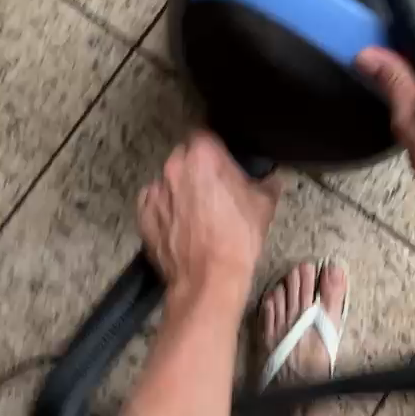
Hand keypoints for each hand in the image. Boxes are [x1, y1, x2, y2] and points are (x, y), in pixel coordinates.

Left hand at [137, 130, 284, 306]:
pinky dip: (164, 208)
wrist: (209, 280)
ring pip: (168, 179)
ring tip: (195, 209)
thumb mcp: (264, 205)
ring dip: (179, 187)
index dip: (215, 148)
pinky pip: (153, 203)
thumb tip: (270, 178)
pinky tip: (179, 223)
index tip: (223, 162)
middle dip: (196, 166)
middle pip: (184, 155)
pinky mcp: (143, 215)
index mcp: (203, 155)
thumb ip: (267, 182)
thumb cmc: (238, 237)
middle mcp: (174, 167)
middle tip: (213, 186)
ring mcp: (155, 191)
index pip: (205, 135)